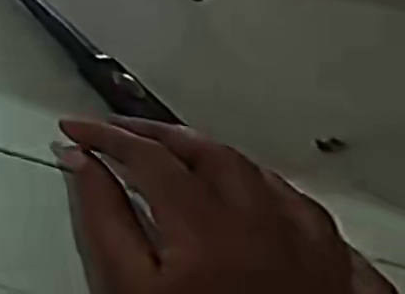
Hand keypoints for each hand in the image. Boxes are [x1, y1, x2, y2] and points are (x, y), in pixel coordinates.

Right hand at [57, 117, 395, 293]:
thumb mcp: (126, 279)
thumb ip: (101, 212)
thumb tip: (80, 161)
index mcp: (206, 226)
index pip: (146, 153)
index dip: (102, 133)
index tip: (76, 129)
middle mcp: (268, 232)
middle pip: (213, 155)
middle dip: (159, 134)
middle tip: (122, 133)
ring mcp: (322, 264)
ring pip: (274, 185)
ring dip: (222, 162)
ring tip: (188, 160)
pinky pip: (331, 236)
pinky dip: (289, 209)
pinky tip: (271, 212)